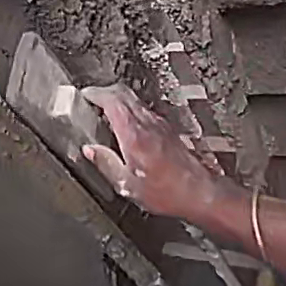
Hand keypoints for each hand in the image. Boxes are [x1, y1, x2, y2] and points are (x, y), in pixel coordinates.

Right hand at [80, 84, 239, 224]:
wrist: (201, 193)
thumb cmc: (169, 192)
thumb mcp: (128, 185)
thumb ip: (106, 164)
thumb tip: (90, 151)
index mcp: (134, 135)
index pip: (112, 100)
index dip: (95, 94)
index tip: (84, 96)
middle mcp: (148, 124)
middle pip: (123, 93)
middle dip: (103, 92)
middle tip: (90, 100)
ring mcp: (160, 124)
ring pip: (134, 100)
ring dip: (117, 101)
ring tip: (104, 113)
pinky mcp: (167, 129)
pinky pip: (144, 111)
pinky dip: (130, 111)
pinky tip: (126, 127)